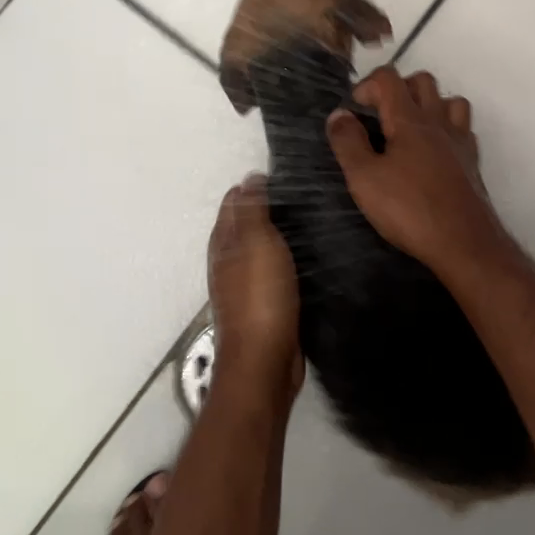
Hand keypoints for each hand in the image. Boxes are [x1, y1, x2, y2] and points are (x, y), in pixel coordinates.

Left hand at [207, 175, 302, 390]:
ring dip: (278, 236)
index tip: (286, 174)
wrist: (264, 360)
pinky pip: (275, 273)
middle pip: (244, 226)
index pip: (234, 204)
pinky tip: (307, 259)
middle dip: (266, 208)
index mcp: (223, 244)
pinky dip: (287, 261)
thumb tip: (250, 177)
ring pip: (260, 250)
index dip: (254, 187)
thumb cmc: (260, 296)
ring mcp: (245, 287)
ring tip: (310, 220)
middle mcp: (229, 263)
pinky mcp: (265, 307)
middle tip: (304, 193)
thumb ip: (253, 210)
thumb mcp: (256, 243)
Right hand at [325, 67, 514, 275]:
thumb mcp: (364, 178)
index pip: (389, 78)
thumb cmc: (409, 209)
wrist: (464, 241)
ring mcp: (460, 140)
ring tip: (409, 127)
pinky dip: (447, 128)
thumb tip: (339, 114)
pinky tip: (435, 149)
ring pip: (450, 100)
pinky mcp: (473, 161)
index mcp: (409, 120)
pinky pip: (463, 128)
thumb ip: (348, 142)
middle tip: (380, 115)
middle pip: (423, 81)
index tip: (354, 111)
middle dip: (398, 88)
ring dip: (429, 103)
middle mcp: (438, 122)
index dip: (367, 85)